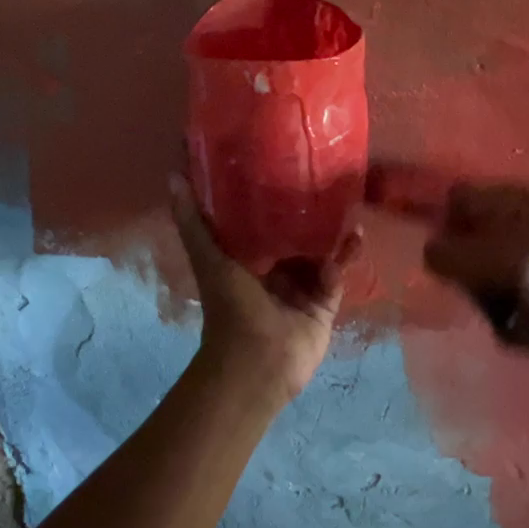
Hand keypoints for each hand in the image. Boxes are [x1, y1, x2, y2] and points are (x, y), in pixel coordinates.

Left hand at [169, 175, 357, 404]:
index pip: (260, 221)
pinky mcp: (324, 303)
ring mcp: (301, 286)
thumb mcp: (208, 257)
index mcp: (245, 258)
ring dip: (333, 230)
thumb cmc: (229, 307)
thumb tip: (173, 175)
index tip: (285, 165)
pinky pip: (337, 274)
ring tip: (348, 203)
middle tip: (326, 178)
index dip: (271, 196)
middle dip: (309, 212)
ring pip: (320, 251)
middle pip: (295, 234)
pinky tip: (355, 235)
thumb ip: (192, 221)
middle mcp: (274, 269)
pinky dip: (345, 256)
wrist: (257, 363)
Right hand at [371, 166, 528, 363]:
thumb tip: (459, 265)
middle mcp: (528, 221)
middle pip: (459, 199)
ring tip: (504, 241)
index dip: (441, 264)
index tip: (454, 275)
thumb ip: (477, 293)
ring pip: (486, 189)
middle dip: (456, 225)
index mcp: (514, 265)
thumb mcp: (515, 332)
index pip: (441, 249)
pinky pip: (516, 191)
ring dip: (484, 215)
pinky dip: (511, 211)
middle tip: (471, 249)